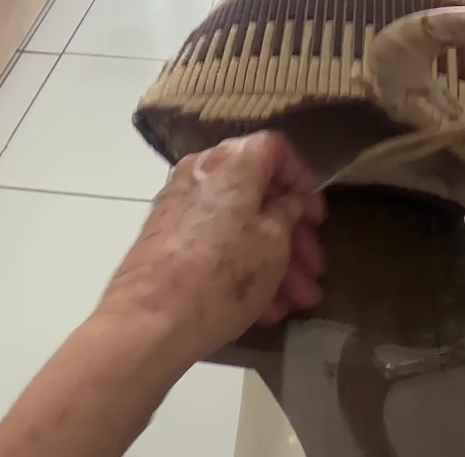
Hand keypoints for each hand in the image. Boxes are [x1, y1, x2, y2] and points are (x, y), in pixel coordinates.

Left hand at [98, 132, 326, 363]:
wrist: (149, 318)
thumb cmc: (224, 273)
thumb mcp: (274, 243)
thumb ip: (288, 212)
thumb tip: (289, 200)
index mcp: (233, 161)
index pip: (276, 148)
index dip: (302, 179)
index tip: (315, 216)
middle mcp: (203, 170)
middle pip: (259, 191)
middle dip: (293, 235)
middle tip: (313, 271)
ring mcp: (181, 202)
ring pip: (239, 221)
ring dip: (273, 259)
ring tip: (294, 304)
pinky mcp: (166, 234)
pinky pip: (215, 239)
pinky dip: (241, 263)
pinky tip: (263, 309)